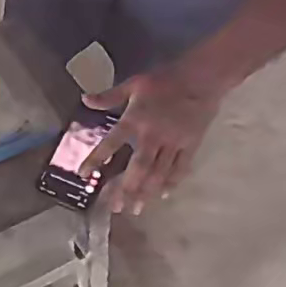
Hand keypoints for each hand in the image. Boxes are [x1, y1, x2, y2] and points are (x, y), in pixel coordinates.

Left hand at [78, 61, 225, 214]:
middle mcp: (152, 136)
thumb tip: (84, 100)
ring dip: (146, 192)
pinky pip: (180, 168)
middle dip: (126, 189)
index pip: (111, 144)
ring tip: (136, 208)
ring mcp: (173, 142)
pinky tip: (162, 194)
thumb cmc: (164, 80)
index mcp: (134, 120)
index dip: (97, 159)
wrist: (202, 77)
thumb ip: (108, 96)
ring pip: (158, 173)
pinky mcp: (190, 145)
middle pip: (138, 168)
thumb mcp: (133, 84)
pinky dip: (171, 182)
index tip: (83, 174)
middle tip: (116, 207)